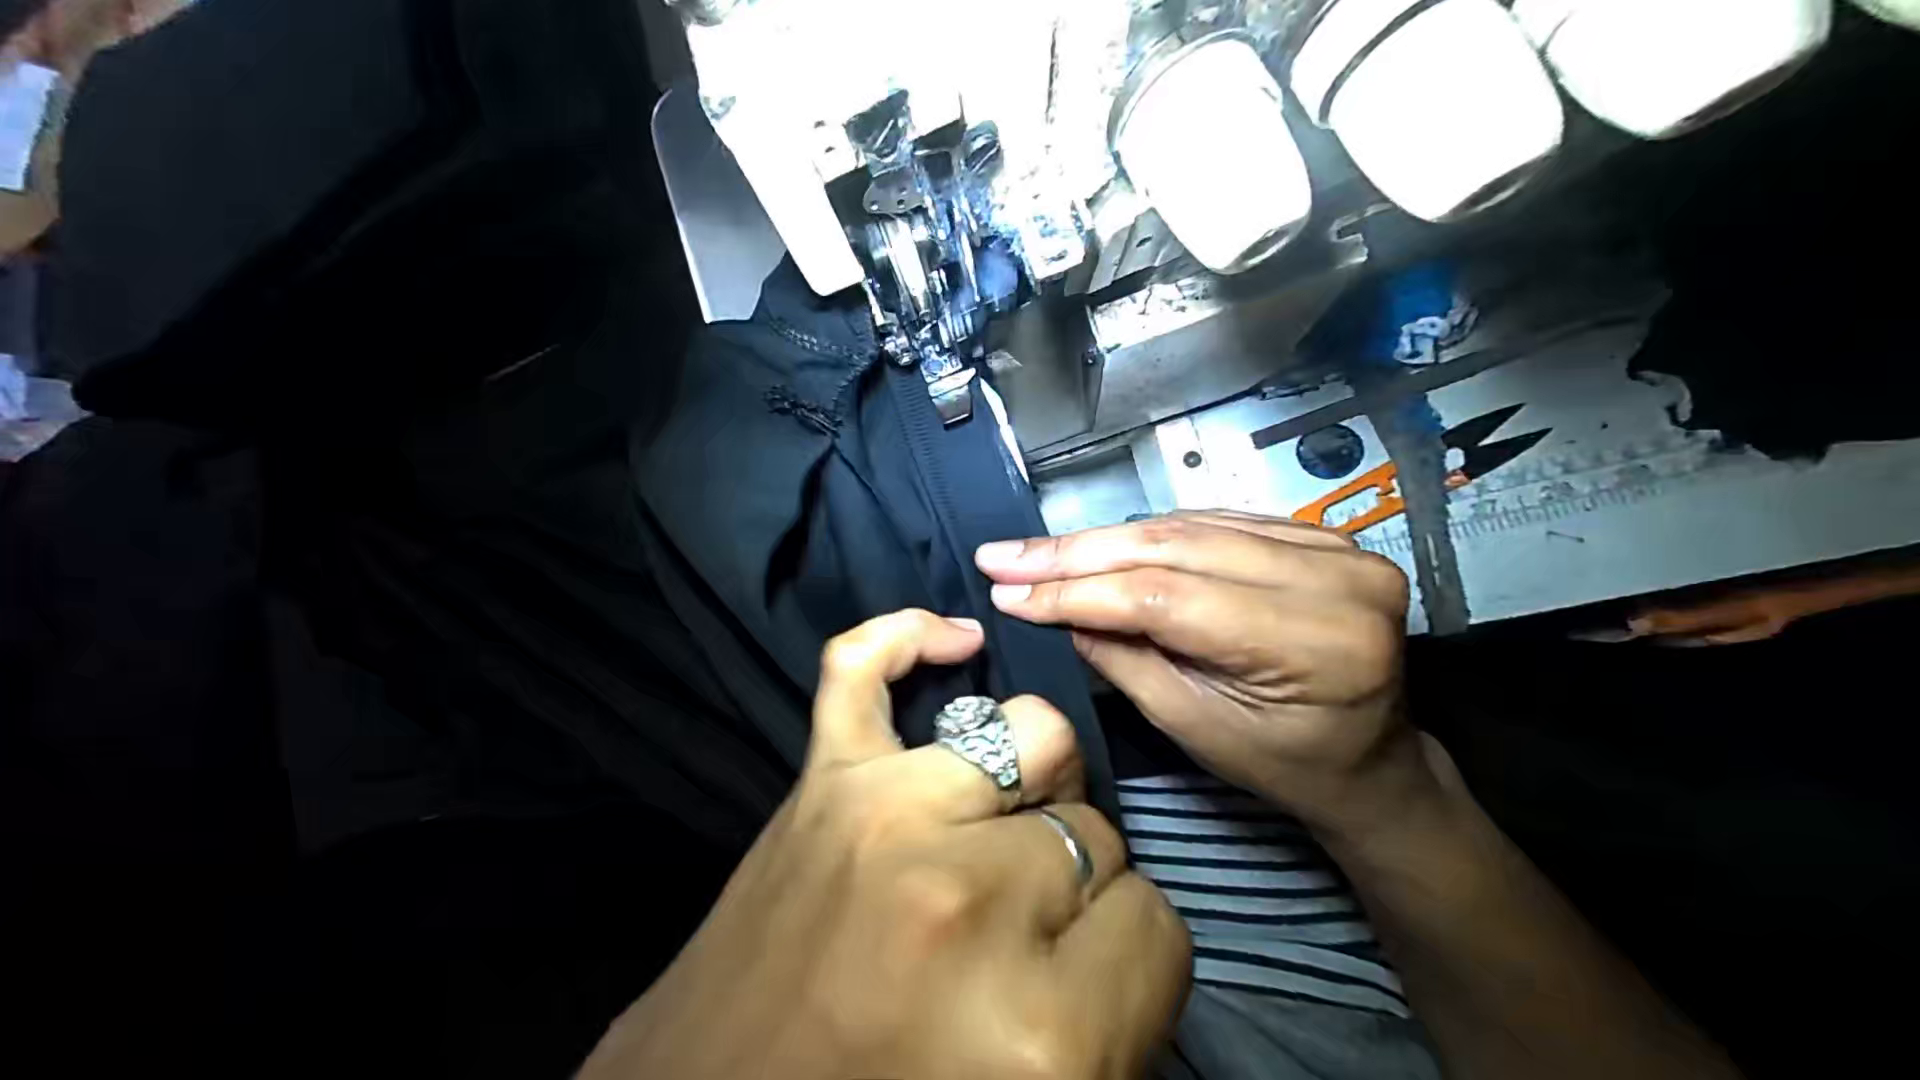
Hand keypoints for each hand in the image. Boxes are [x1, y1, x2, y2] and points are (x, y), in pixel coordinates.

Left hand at [580, 610, 1190, 1079]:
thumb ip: (1115, 1000)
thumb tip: (1125, 905)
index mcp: (1036, 1029)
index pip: (1155, 922)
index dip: (1129, 943)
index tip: (1090, 965)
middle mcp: (960, 902)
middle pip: (1092, 829)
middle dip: (1076, 874)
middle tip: (1027, 916)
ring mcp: (882, 821)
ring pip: (1034, 741)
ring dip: (1027, 792)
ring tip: (991, 833)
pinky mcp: (821, 782)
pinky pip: (862, 668)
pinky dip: (908, 638)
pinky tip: (955, 642)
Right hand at [976, 511, 1417, 829]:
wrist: (1369, 759)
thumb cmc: (1283, 763)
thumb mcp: (1191, 725)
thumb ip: (1121, 657)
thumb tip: (1050, 606)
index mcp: (1313, 641)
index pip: (1166, 597)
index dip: (1077, 591)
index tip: (1007, 591)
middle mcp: (1333, 577)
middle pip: (1173, 548)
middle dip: (1076, 554)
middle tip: (1004, 558)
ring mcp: (1332, 546)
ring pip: (1185, 526)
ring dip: (1102, 540)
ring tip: (1037, 553)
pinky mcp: (1316, 534)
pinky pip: (1211, 521)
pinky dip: (1147, 533)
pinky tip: (1098, 543)